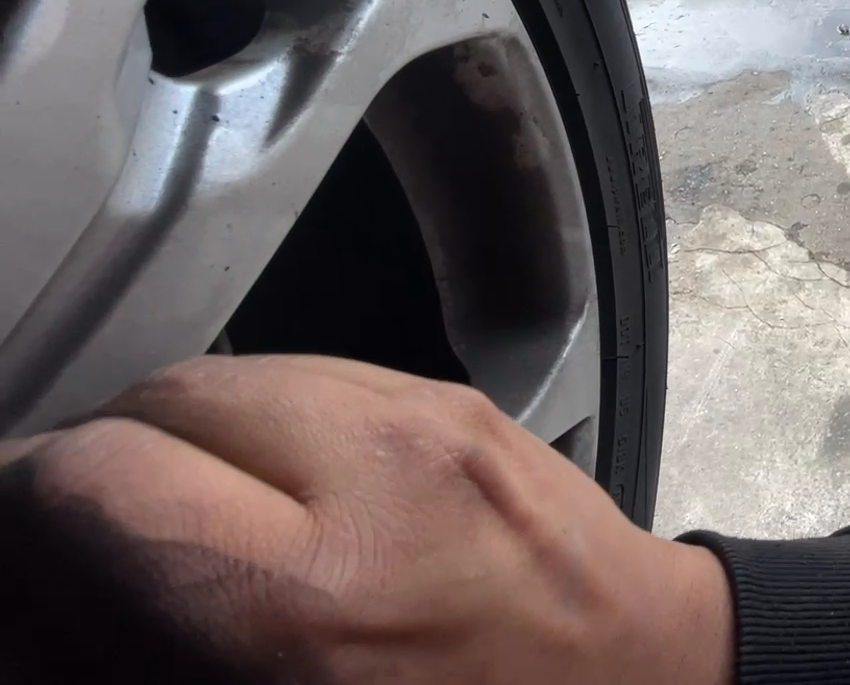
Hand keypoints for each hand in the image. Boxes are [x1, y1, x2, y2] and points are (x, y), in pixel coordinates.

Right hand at [0, 355, 732, 683]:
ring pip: (255, 367)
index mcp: (305, 591)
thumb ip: (129, 645)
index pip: (91, 473)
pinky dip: (284, 413)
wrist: (617, 655)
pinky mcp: (471, 395)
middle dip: (113, 454)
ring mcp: (440, 413)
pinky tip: (294, 473)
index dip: (30, 505)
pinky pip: (335, 372)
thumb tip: (45, 578)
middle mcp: (380, 469)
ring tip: (211, 501)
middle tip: (114, 529)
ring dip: (203, 426)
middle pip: (171, 393)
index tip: (34, 549)